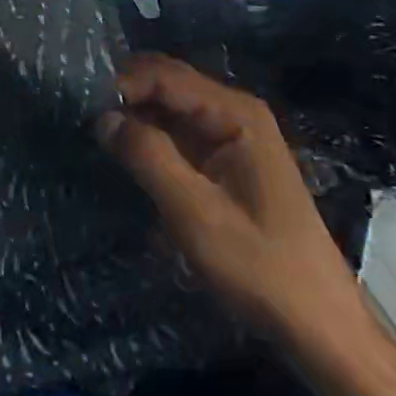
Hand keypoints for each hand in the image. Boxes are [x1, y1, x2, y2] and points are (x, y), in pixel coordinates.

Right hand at [97, 53, 364, 339]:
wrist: (316, 320)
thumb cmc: (259, 265)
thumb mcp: (196, 214)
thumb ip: (149, 158)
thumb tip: (103, 117)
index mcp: (235, 113)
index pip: (167, 76)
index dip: (123, 82)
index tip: (79, 103)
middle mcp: (234, 112)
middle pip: (170, 84)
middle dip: (127, 94)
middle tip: (79, 113)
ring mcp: (232, 136)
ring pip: (172, 109)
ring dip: (136, 116)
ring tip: (92, 130)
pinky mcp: (227, 161)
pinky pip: (180, 135)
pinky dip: (151, 138)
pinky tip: (124, 152)